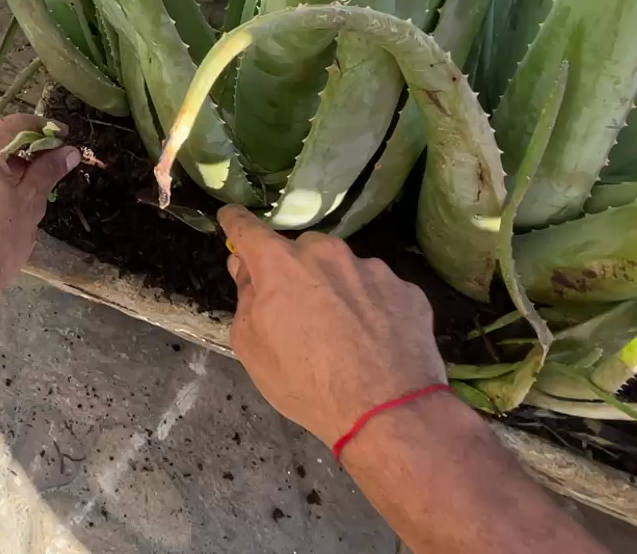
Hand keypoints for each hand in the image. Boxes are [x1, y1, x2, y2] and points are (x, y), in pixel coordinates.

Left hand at [0, 114, 79, 299]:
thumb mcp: (30, 201)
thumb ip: (48, 169)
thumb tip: (69, 152)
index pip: (15, 123)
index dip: (43, 128)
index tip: (64, 137)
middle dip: (23, 138)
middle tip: (49, 154)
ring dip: (5, 153)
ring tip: (32, 173)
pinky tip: (8, 188)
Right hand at [219, 205, 450, 449]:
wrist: (390, 417)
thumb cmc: (306, 383)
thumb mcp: (251, 346)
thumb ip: (245, 297)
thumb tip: (246, 269)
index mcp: (280, 263)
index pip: (246, 227)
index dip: (234, 222)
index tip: (230, 218)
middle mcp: (325, 252)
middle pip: (299, 249)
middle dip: (294, 269)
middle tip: (298, 309)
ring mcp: (370, 268)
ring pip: (342, 267)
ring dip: (335, 286)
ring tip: (344, 332)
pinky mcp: (406, 290)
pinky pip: (377, 290)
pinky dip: (371, 306)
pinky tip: (375, 341)